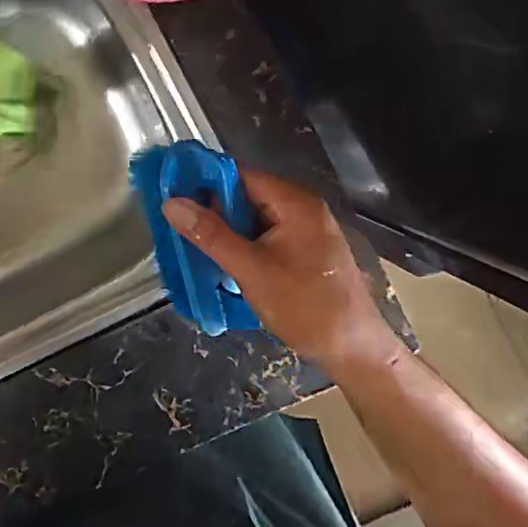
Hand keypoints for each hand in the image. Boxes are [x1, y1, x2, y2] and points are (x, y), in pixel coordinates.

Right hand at [164, 170, 403, 370]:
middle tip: (178, 226)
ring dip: (226, 231)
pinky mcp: (304, 252)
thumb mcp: (250, 269)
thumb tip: (172, 203)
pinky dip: (242, 246)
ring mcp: (305, 231)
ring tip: (192, 244)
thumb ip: (210, 234)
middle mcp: (302, 209)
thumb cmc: (305, 306)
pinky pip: (265, 237)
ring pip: (254, 219)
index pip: (240, 175)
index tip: (172, 194)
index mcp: (294, 203)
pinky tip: (222, 262)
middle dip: (212, 210)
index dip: (204, 182)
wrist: (355, 351)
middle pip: (246, 196)